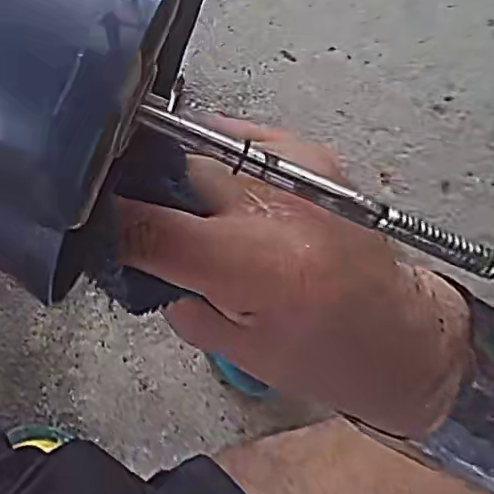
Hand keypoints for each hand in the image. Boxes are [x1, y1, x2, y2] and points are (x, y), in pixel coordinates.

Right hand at [116, 116, 471, 436]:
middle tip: (121, 204)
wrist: (407, 336)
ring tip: (162, 194)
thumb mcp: (238, 345)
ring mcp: (295, 169)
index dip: (109, 218)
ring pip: (197, 145)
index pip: (153, 227)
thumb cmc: (330, 358)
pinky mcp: (308, 153)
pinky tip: (203, 178)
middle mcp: (276, 204)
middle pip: (172, 171)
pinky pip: (231, 135)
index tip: (86, 215)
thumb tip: (127, 248)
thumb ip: (172, 292)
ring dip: (170, 169)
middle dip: (139, 186)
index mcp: (258, 266)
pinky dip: (205, 153)